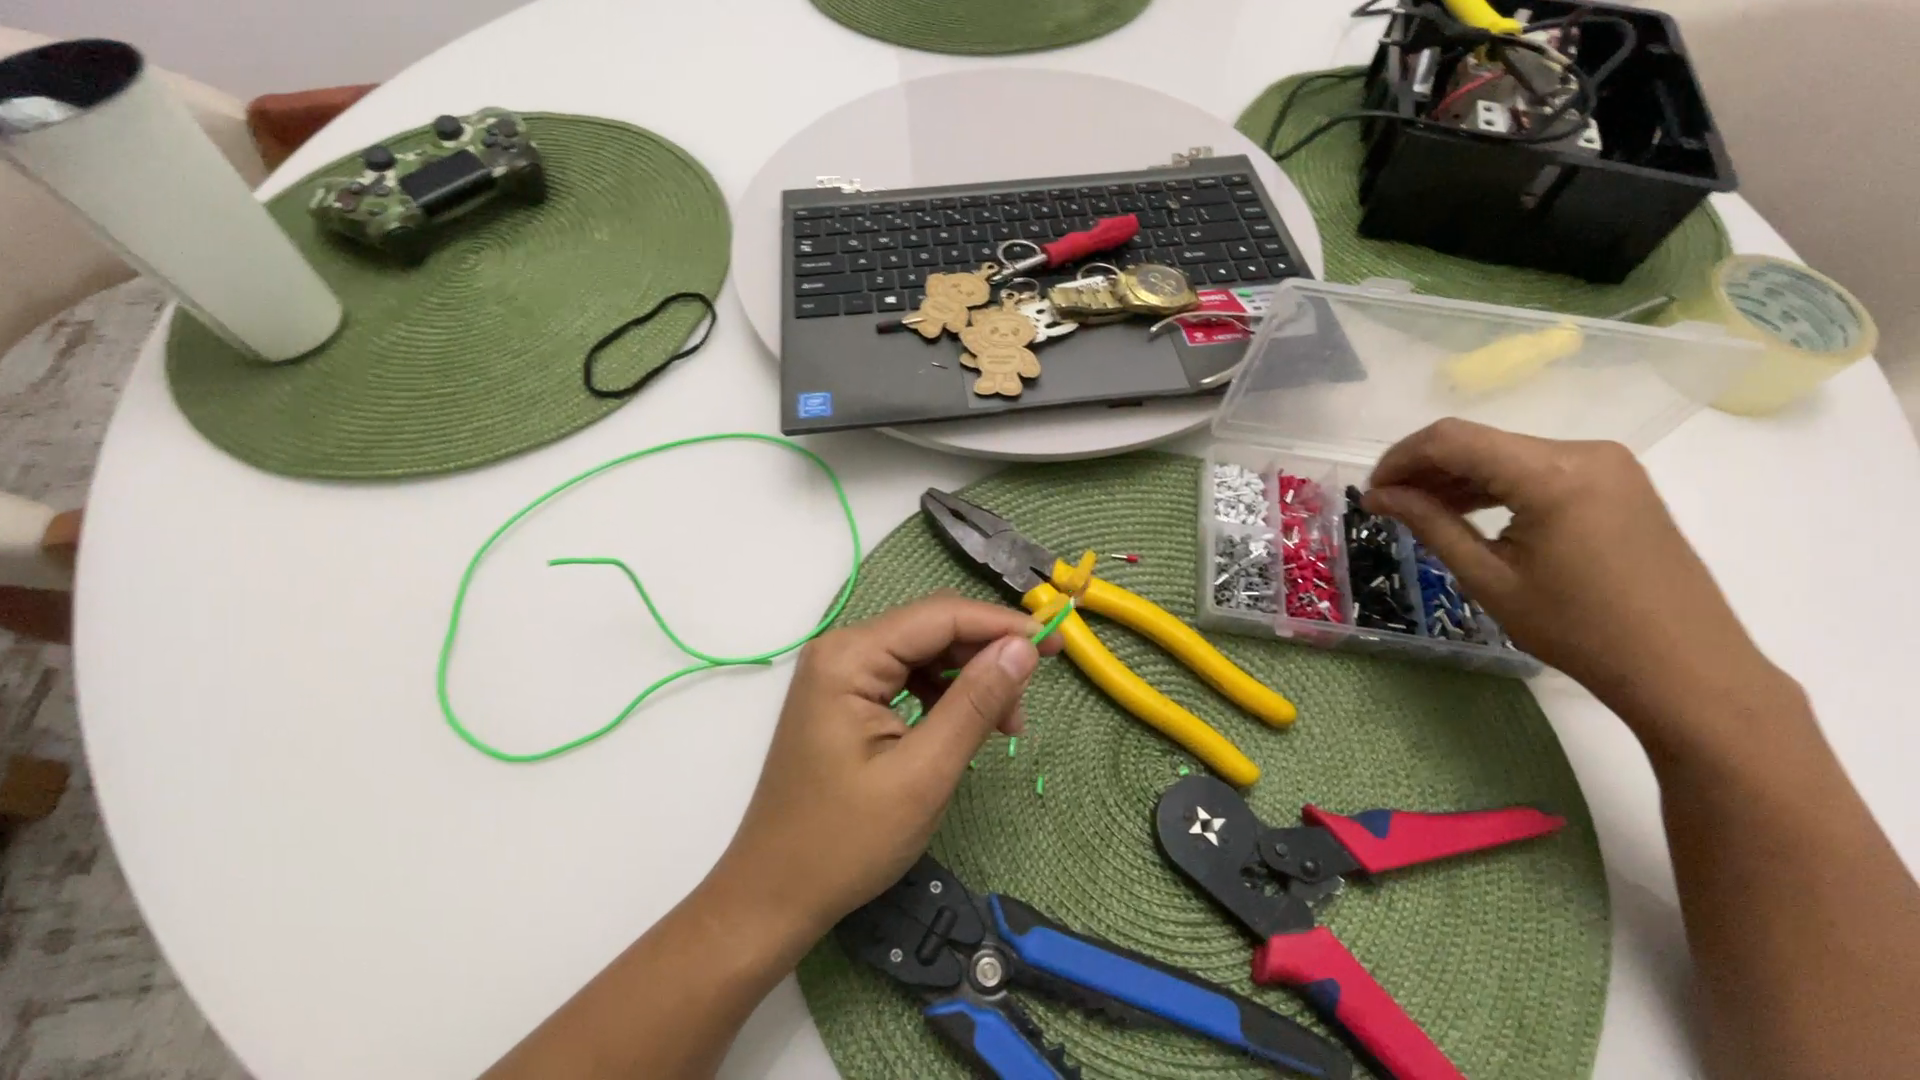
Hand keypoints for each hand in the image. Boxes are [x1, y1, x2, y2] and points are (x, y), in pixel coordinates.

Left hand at [709, 593, 1061, 940]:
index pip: (940, 616)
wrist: (775, 895)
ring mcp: (839, 676)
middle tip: (1031, 698)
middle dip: (987, 655)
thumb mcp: (923, 773)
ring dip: (970, 679)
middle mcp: (840, 652)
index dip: (1002, 625)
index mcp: (849, 658)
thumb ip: (975, 703)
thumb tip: (1024, 647)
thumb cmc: (846, 841)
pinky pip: (906, 680)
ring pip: (924, 655)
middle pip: (932, 630)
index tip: (1055, 645)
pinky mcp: (844, 701)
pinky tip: (967, 727)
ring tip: (1005, 726)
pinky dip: (944, 697)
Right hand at [1363, 419, 1771, 722]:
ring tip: (1420, 513)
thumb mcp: (1490, 578)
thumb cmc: (1579, 630)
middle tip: (1387, 507)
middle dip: (1426, 469)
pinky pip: (1539, 469)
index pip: (1453, 439)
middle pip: (1480, 442)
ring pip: (1508, 454)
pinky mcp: (1618, 482)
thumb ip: (1431, 525)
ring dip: (1458, 478)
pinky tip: (1469, 514)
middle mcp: (1584, 451)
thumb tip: (1380, 495)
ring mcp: (1607, 464)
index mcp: (1553, 472)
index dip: (1400, 459)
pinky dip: (1496, 487)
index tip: (1371, 493)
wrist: (1686, 667)